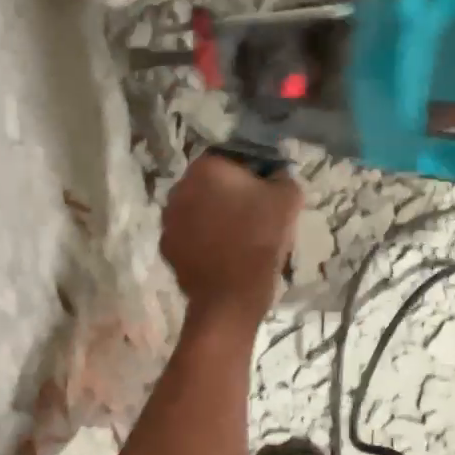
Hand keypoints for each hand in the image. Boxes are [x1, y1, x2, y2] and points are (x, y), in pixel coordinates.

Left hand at [161, 154, 301, 325]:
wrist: (230, 296)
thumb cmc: (259, 240)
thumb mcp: (287, 200)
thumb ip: (283, 176)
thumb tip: (276, 174)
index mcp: (206, 168)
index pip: (232, 158)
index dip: (252, 172)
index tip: (267, 191)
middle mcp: (179, 188)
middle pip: (210, 183)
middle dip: (230, 193)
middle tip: (255, 214)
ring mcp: (169, 219)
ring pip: (198, 208)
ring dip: (214, 215)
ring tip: (238, 236)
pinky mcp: (167, 247)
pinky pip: (190, 234)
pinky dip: (203, 239)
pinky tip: (222, 253)